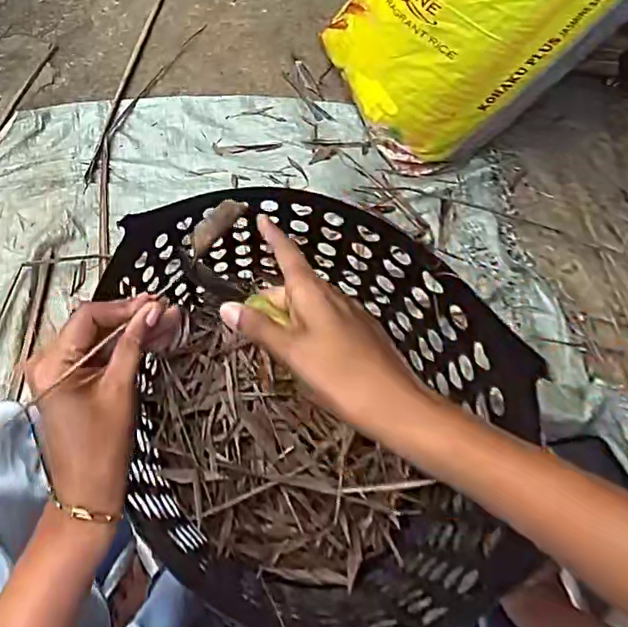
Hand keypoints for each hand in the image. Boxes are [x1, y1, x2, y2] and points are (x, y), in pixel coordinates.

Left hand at [24, 294, 174, 518]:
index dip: (123, 308)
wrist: (88, 495)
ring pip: (95, 338)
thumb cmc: (99, 451)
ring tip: (161, 324)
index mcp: (51, 363)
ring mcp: (54, 371)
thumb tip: (150, 312)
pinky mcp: (65, 380)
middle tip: (162, 312)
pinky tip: (145, 339)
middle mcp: (46, 361)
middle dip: (129, 318)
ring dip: (128, 332)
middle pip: (91, 325)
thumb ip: (133, 344)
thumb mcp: (119, 390)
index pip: (88, 317)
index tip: (152, 304)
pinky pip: (93, 354)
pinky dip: (118, 348)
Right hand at [218, 216, 433, 434]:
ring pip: (309, 306)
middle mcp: (333, 296)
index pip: (287, 255)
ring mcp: (351, 314)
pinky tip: (309, 359)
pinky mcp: (362, 334)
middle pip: (292, 287)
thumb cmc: (342, 376)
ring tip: (278, 349)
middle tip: (251, 328)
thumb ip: (258, 328)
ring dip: (288, 320)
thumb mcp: (291, 352)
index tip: (262, 219)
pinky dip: (308, 331)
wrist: (399, 408)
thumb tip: (228, 307)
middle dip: (270, 302)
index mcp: (312, 293)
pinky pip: (325, 322)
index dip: (273, 237)